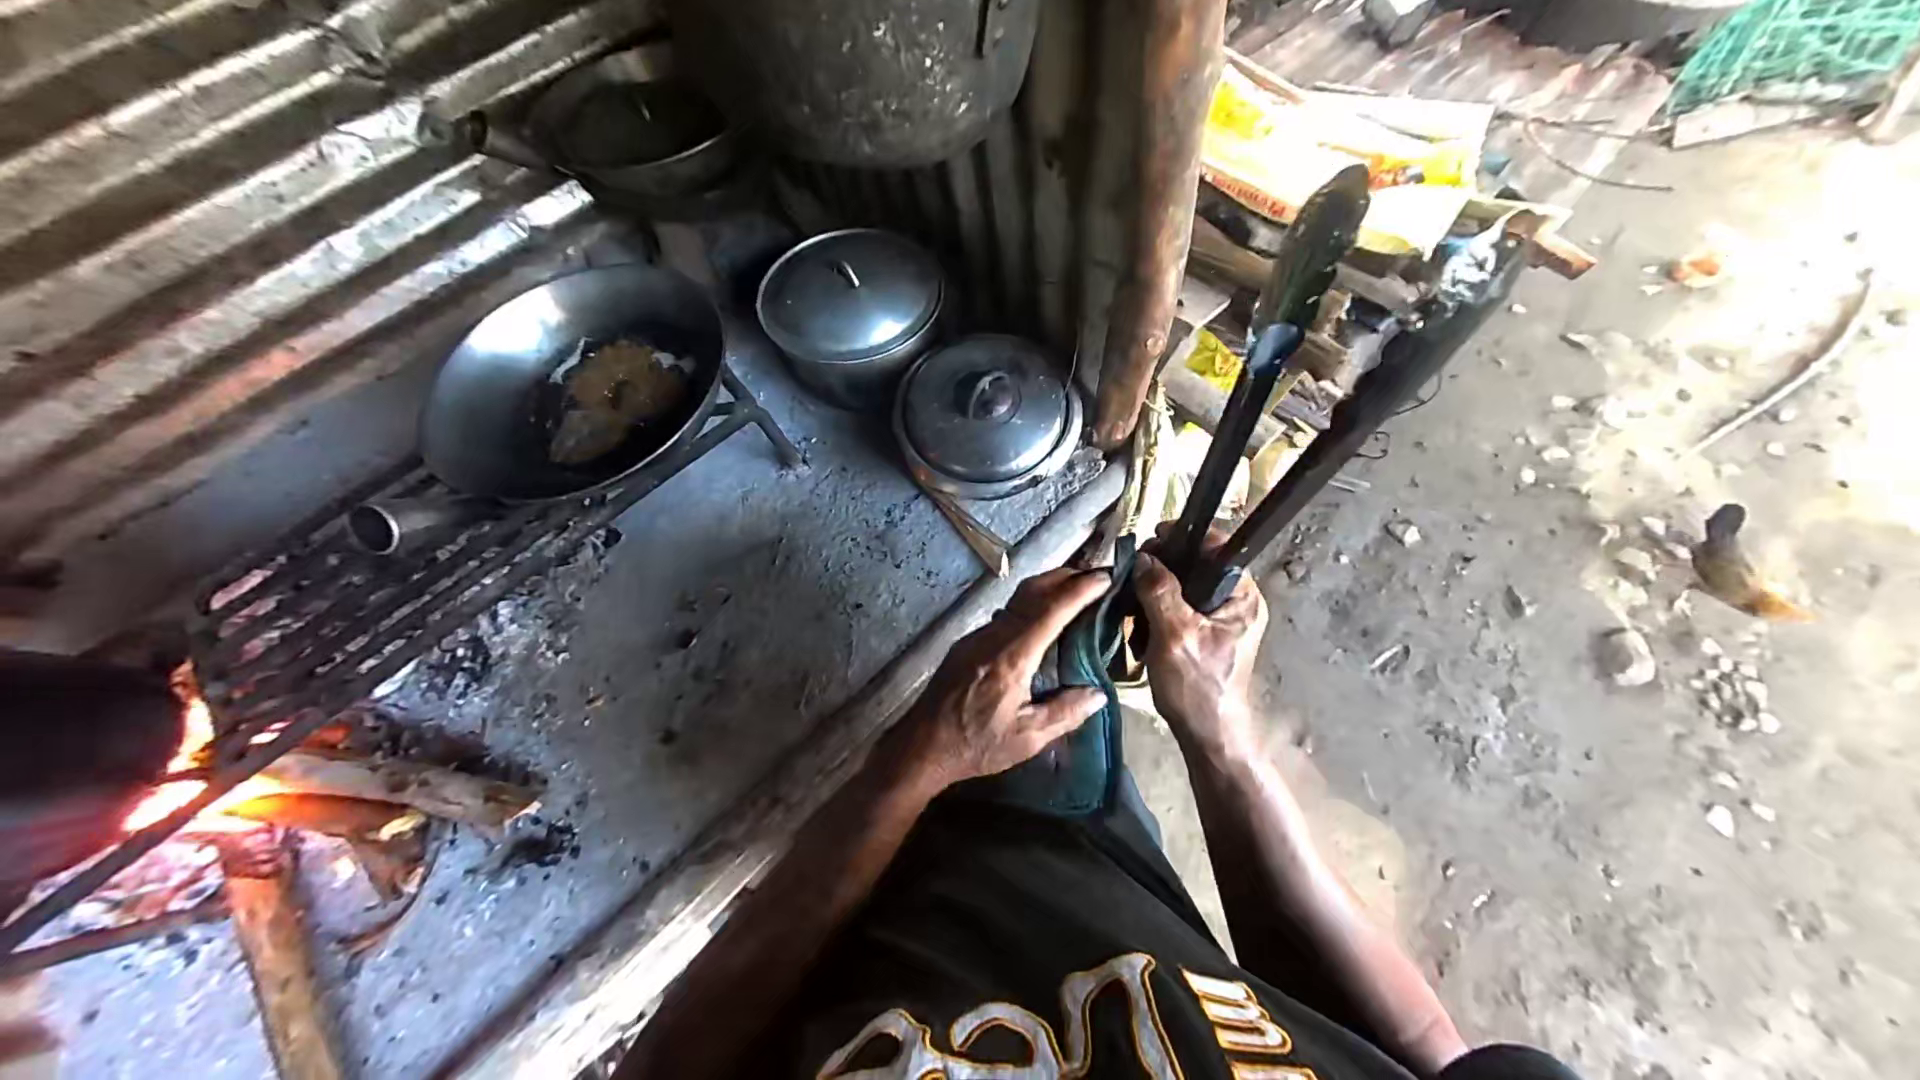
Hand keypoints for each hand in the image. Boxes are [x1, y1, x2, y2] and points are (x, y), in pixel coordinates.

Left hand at [893, 567, 1109, 791]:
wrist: (921, 746)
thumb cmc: (976, 746)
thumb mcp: (1028, 738)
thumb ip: (1065, 712)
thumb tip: (1099, 694)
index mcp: (1012, 657)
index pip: (1050, 610)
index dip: (1079, 590)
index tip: (1104, 577)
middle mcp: (993, 638)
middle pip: (1031, 593)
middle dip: (1064, 578)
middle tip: (1093, 575)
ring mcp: (976, 638)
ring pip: (1015, 602)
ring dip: (1046, 590)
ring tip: (1073, 592)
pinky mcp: (966, 645)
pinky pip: (1003, 616)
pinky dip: (1028, 607)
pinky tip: (1040, 621)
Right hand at [1132, 549, 1267, 759]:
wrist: (1206, 733)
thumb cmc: (1197, 686)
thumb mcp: (1174, 634)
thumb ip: (1159, 591)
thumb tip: (1143, 558)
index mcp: (1241, 596)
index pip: (1218, 545)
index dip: (1185, 536)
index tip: (1152, 539)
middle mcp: (1235, 601)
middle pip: (1198, 562)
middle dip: (1163, 563)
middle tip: (1134, 571)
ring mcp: (1220, 618)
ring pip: (1185, 584)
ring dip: (1157, 586)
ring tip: (1132, 595)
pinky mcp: (1204, 632)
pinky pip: (1179, 605)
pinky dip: (1158, 605)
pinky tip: (1139, 617)